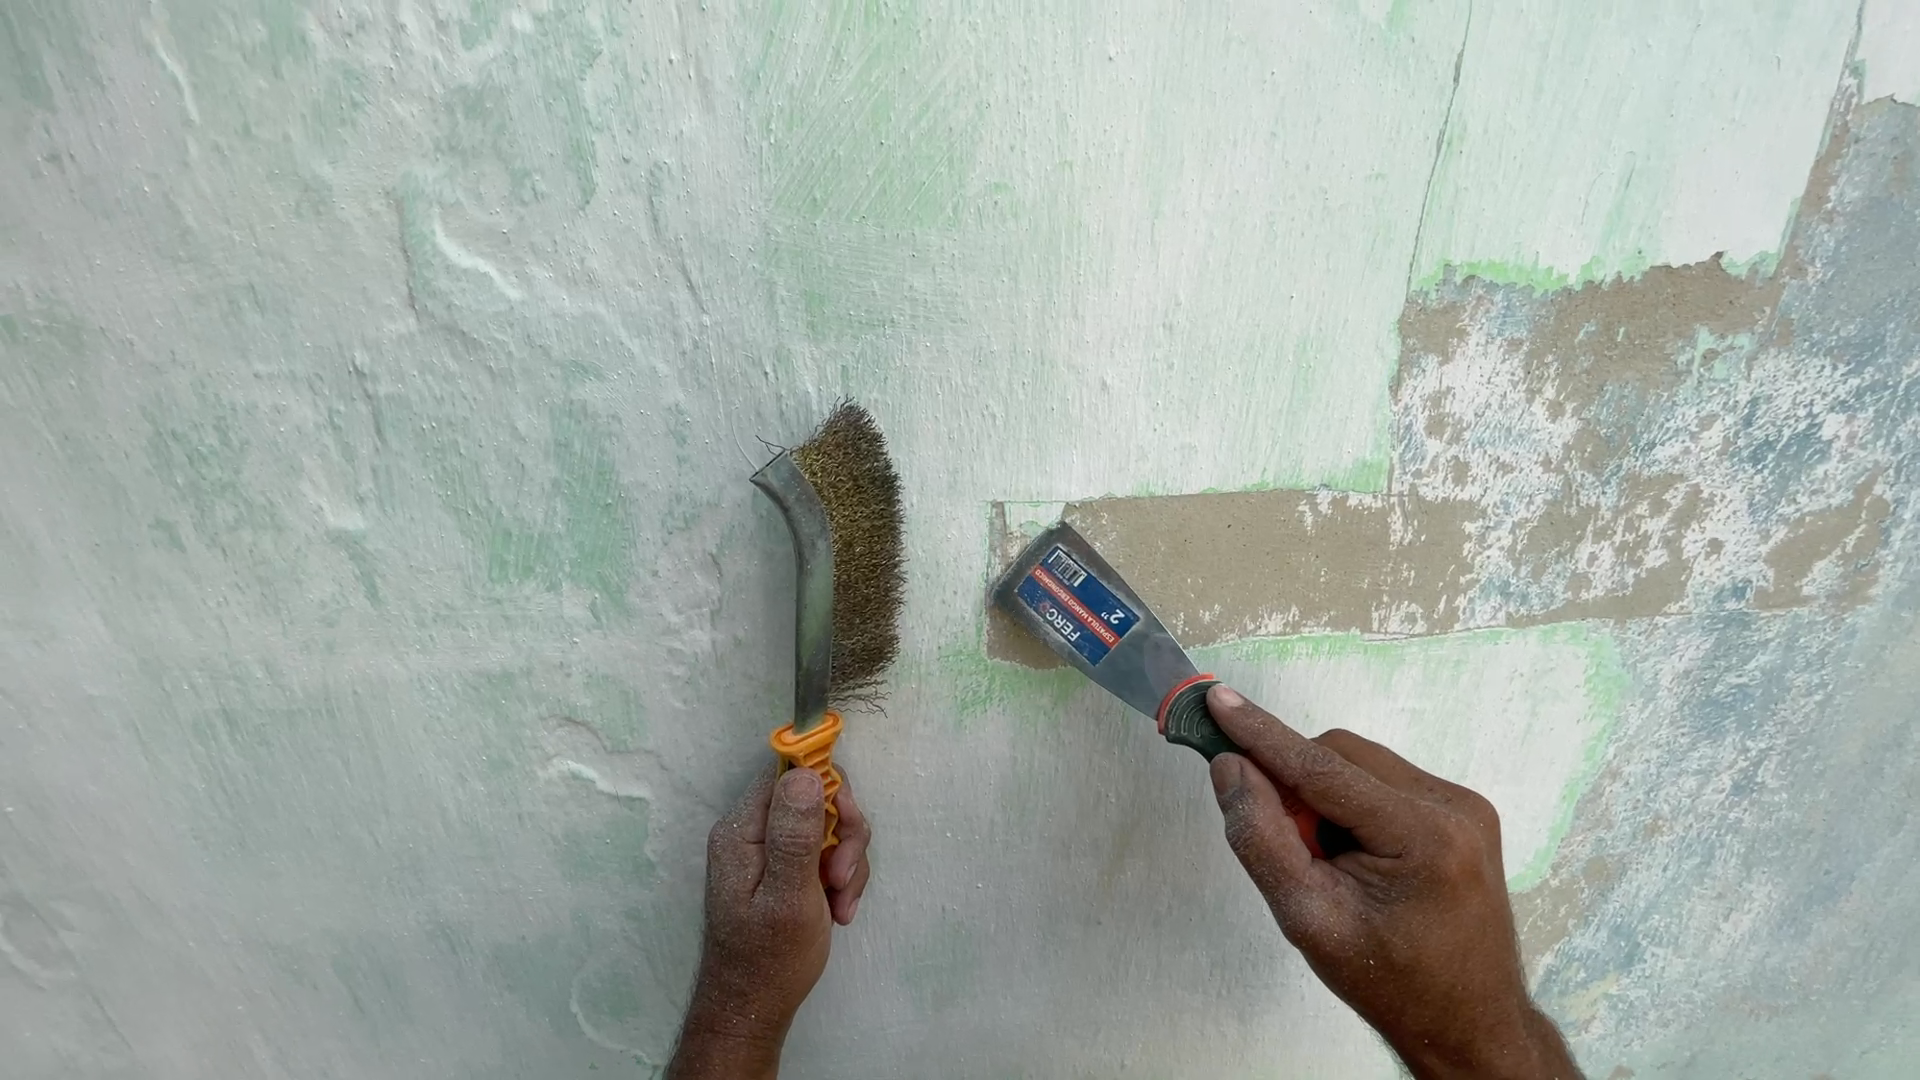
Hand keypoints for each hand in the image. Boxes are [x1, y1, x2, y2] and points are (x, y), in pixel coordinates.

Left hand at [665, 764, 873, 1079]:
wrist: (756, 1011)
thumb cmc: (768, 958)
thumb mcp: (788, 896)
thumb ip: (796, 835)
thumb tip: (806, 772)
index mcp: (744, 830)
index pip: (787, 772)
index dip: (824, 783)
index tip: (848, 816)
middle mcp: (756, 831)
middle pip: (816, 795)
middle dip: (843, 832)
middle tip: (845, 872)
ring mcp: (774, 849)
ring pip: (830, 824)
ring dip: (849, 859)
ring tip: (843, 901)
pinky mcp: (791, 867)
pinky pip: (830, 850)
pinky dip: (844, 876)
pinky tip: (840, 908)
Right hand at [1204, 684, 1580, 1079]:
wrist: (1469, 1025)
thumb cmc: (1386, 980)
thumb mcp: (1304, 918)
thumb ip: (1259, 836)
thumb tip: (1229, 764)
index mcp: (1422, 836)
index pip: (1319, 767)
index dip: (1260, 732)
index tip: (1215, 700)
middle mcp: (1451, 804)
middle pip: (1337, 753)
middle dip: (1292, 779)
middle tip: (1282, 835)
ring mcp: (1461, 802)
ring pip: (1354, 759)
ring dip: (1317, 788)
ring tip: (1322, 852)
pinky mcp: (1459, 807)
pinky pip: (1375, 775)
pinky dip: (1343, 797)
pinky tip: (1348, 846)